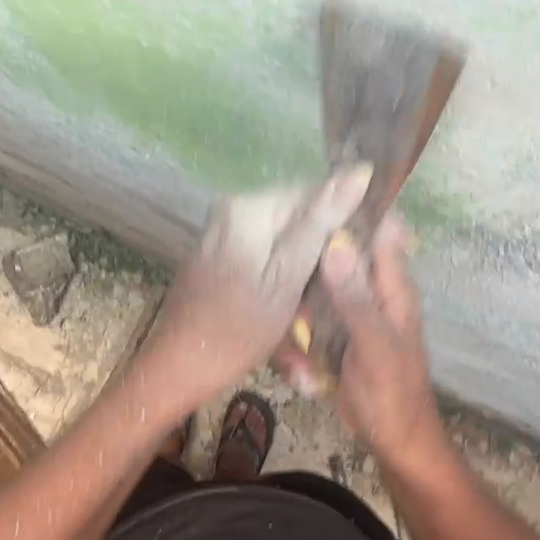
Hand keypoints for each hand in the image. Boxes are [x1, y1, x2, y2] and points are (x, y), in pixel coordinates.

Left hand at [139, 166, 373, 409]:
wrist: (180, 367)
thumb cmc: (238, 329)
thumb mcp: (288, 278)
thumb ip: (320, 224)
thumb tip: (359, 172)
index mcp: (248, 207)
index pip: (314, 194)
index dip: (342, 224)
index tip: (360, 260)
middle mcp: (232, 209)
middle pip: (297, 217)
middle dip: (321, 250)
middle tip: (340, 289)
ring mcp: (223, 232)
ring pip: (284, 239)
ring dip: (304, 269)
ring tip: (319, 305)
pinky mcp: (221, 255)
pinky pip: (265, 255)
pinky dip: (283, 278)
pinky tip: (295, 308)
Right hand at [313, 214, 444, 461]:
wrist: (394, 443)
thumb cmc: (393, 396)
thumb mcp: (374, 347)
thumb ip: (356, 298)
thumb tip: (337, 244)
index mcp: (392, 287)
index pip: (377, 229)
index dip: (348, 212)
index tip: (308, 206)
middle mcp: (371, 292)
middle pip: (335, 256)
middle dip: (309, 267)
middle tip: (282, 287)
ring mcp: (349, 314)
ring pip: (315, 290)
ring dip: (299, 312)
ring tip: (294, 343)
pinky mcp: (333, 336)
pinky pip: (308, 322)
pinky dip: (299, 338)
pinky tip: (297, 364)